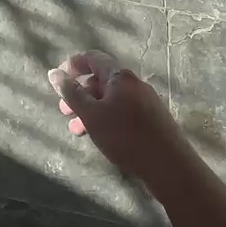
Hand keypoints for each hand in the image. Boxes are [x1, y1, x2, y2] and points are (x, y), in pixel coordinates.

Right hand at [47, 51, 189, 185]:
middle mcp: (134, 83)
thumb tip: (54, 73)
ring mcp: (147, 101)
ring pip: (111, 99)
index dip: (72, 65)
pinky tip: (102, 137)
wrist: (172, 168)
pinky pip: (124, 111)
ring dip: (92, 110)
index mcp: (119, 76)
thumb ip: (71, 93)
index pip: (92, 58)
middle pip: (100, 80)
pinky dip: (108, 118)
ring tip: (79, 130)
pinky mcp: (154, 120)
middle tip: (65, 111)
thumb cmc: (126, 136)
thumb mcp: (91, 115)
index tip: (58, 79)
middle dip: (80, 94)